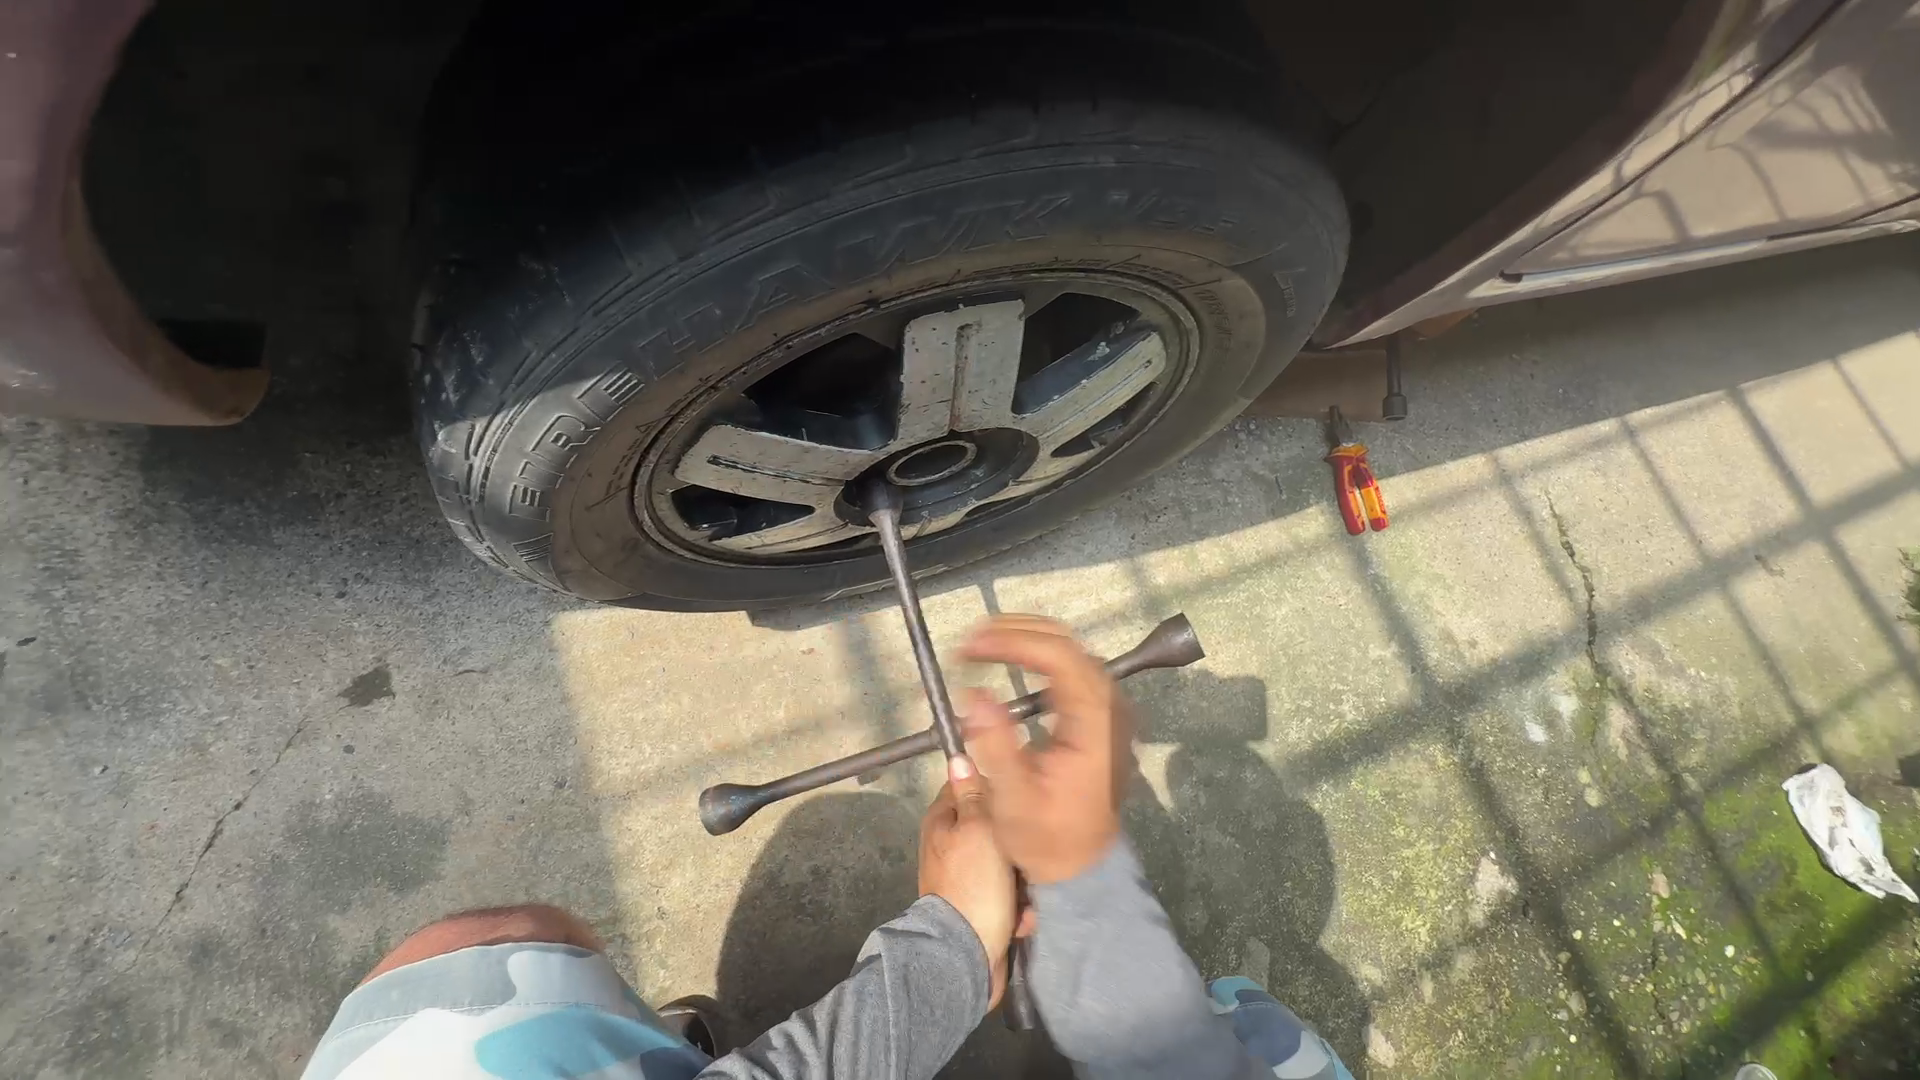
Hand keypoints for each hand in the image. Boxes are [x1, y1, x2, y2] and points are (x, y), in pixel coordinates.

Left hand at [917, 771, 1021, 1007]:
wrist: (966, 959)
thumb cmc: (973, 884)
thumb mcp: (978, 829)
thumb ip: (973, 794)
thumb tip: (957, 756)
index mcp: (943, 821)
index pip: (969, 785)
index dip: (995, 789)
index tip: (1018, 798)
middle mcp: (950, 846)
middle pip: (993, 826)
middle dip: (1017, 841)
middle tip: (1027, 851)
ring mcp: (965, 878)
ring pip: (1006, 863)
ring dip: (1022, 878)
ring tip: (1028, 892)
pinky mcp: (980, 908)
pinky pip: (1008, 895)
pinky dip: (1018, 906)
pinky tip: (1023, 917)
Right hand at [960, 616, 1133, 885]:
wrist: (1083, 866)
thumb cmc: (1048, 838)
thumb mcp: (1014, 800)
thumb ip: (996, 745)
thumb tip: (974, 694)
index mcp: (1095, 723)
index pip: (1059, 657)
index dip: (1013, 641)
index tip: (970, 647)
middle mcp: (1108, 706)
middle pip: (1066, 642)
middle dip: (1015, 631)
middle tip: (969, 642)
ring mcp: (1107, 707)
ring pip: (1068, 648)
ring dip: (1024, 638)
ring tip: (981, 645)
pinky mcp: (1098, 712)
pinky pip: (1068, 665)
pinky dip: (1035, 654)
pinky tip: (1007, 658)